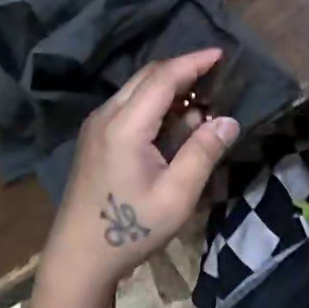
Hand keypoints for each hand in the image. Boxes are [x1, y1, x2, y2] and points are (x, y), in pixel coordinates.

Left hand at [38, 49, 240, 307]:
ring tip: (202, 102)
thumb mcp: (176, 196)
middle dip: (182, 71)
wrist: (79, 253)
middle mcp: (106, 115)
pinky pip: (127, 105)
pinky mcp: (94, 136)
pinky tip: (175, 122)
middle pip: (146, 77)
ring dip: (168, 88)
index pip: (162, 78)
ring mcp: (96, 125)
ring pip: (135, 90)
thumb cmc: (132, 228)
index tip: (221, 54)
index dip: (192, 62)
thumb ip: (202, 153)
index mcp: (125, 125)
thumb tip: (228, 120)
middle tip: (216, 76)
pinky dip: (153, 104)